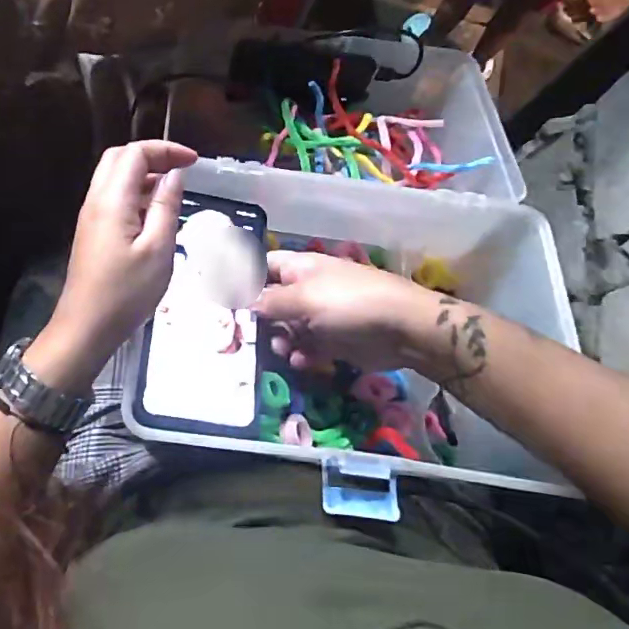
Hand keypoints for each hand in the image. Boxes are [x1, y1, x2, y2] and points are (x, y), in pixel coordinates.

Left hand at [28, 140, 196, 392]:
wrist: (85, 328)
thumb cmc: (126, 292)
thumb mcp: (158, 250)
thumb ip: (166, 206)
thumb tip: (174, 175)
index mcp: (112, 200)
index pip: (135, 154)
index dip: (165, 150)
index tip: (194, 161)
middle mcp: (96, 201)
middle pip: (119, 159)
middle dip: (152, 156)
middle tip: (181, 170)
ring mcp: (90, 217)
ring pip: (114, 178)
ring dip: (143, 175)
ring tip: (173, 192)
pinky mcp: (91, 232)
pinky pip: (112, 198)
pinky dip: (135, 194)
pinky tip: (154, 215)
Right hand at [253, 251, 440, 372]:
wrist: (402, 329)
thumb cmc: (349, 303)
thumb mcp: (303, 298)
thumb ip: (269, 301)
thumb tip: (242, 300)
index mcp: (301, 269)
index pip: (265, 267)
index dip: (245, 279)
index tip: (227, 299)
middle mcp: (308, 290)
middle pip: (273, 301)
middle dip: (261, 318)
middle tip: (249, 335)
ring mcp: (322, 316)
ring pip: (288, 328)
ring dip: (281, 340)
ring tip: (285, 349)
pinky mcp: (334, 341)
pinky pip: (308, 347)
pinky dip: (302, 355)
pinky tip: (303, 361)